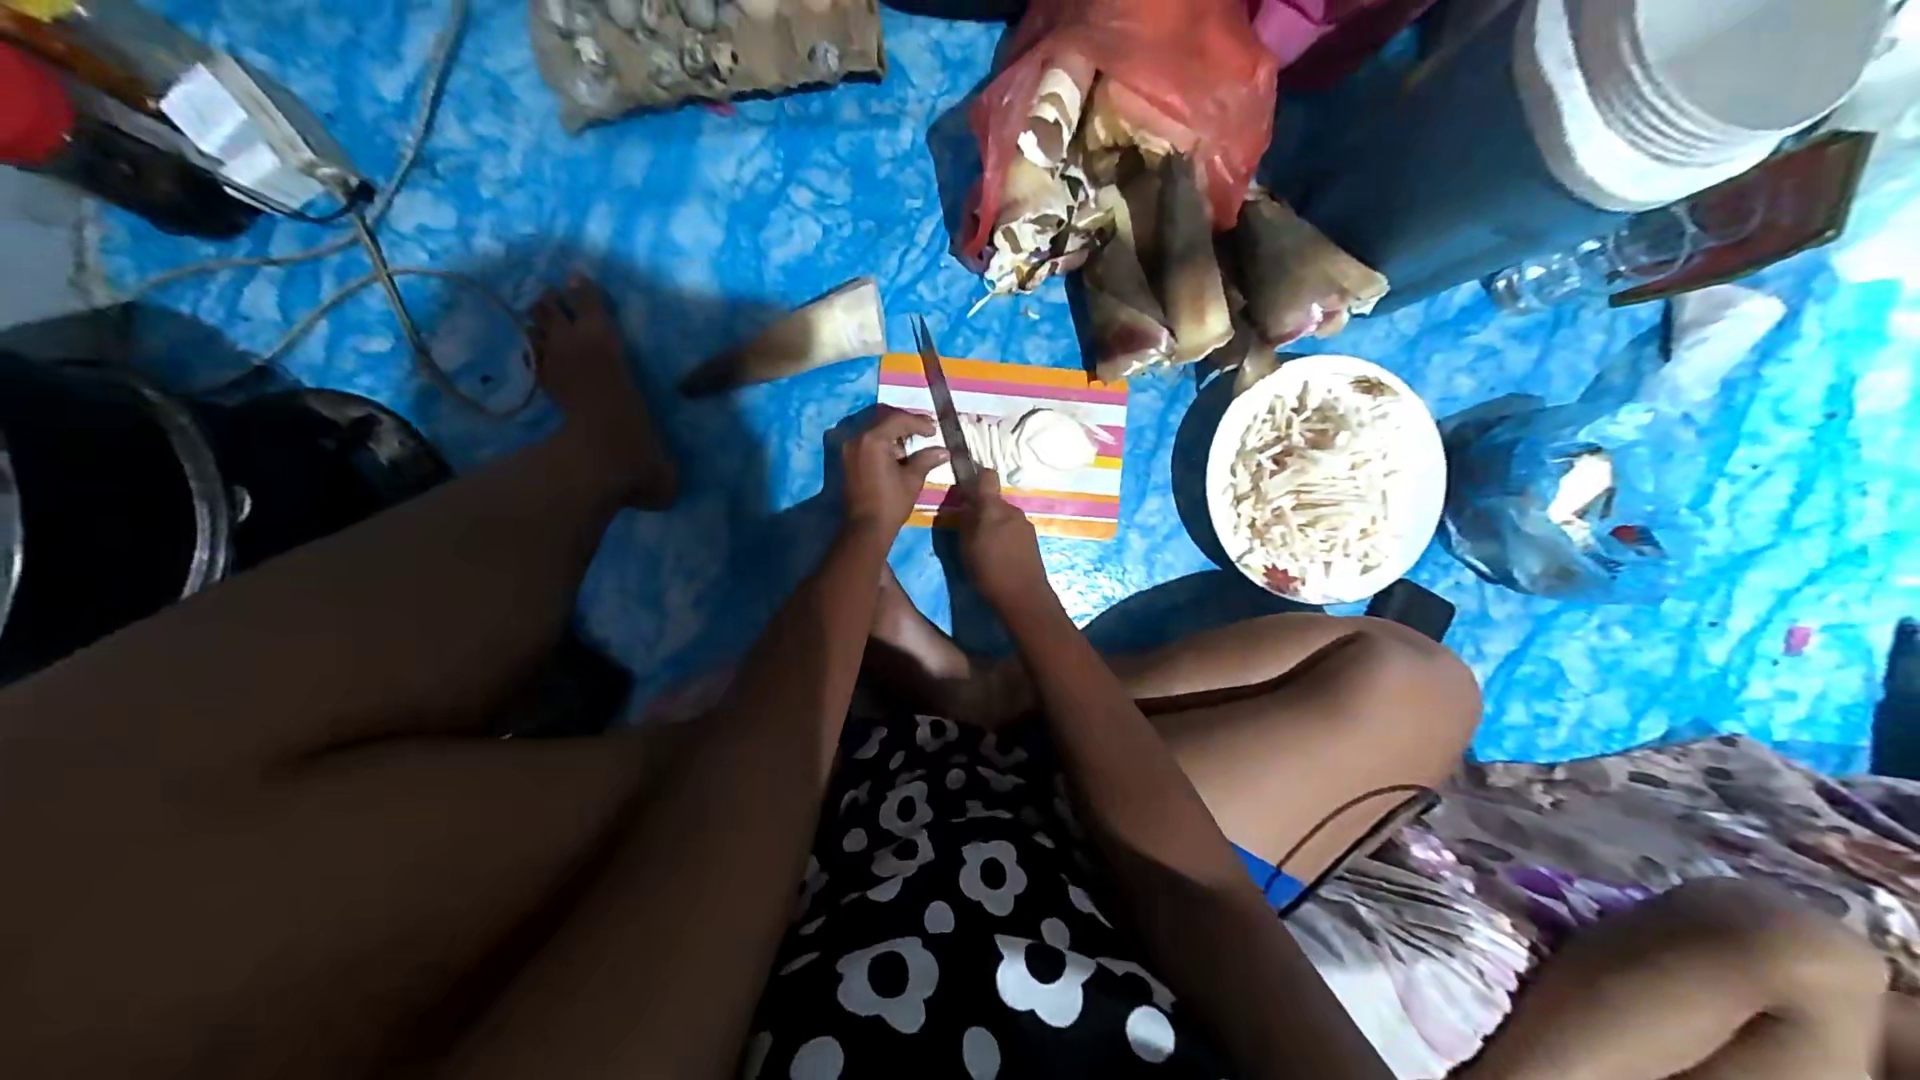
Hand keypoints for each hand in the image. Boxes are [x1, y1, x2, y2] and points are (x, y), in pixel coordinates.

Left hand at [842, 407, 948, 532]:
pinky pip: (866, 441)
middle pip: (883, 419)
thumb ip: (926, 459)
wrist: (865, 528)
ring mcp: (848, 448)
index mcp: (873, 440)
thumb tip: (944, 451)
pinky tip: (896, 453)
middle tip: (924, 430)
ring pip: (874, 429)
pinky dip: (881, 441)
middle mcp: (857, 438)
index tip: (933, 431)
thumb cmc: (891, 503)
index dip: (918, 422)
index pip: (898, 419)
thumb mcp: (912, 479)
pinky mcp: (846, 459)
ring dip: (893, 432)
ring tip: (912, 443)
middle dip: (905, 423)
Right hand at [955, 470, 1053, 614]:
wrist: (1023, 596)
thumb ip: (966, 521)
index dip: (978, 477)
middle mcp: (1012, 510)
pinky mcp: (1032, 539)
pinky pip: (1014, 529)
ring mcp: (1025, 524)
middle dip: (983, 510)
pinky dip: (1005, 537)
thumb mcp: (966, 546)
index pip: (987, 476)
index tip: (968, 487)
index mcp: (993, 508)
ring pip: (1004, 516)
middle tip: (971, 530)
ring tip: (986, 548)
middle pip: (995, 501)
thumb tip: (967, 505)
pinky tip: (1000, 556)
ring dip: (995, 525)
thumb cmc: (988, 571)